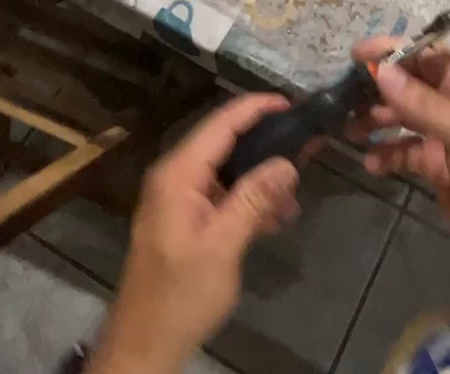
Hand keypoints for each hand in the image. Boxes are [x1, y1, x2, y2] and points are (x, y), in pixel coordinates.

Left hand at [91, 95, 302, 373]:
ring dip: (260, 176)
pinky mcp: (185, 219)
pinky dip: (248, 199)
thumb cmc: (180, 295)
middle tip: (306, 142)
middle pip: (225, 141)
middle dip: (266, 140)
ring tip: (297, 188)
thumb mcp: (222, 246)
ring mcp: (178, 198)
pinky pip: (221, 193)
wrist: (143, 347)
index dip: (257, 107)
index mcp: (178, 173)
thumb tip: (287, 162)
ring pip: (227, 169)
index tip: (294, 103)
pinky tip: (275, 216)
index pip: (221, 123)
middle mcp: (175, 176)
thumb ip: (254, 199)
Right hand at [348, 39, 449, 283]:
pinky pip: (406, 154)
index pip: (425, 56)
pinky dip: (388, 156)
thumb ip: (421, 103)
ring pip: (403, 119)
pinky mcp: (440, 170)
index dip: (391, 52)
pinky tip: (371, 164)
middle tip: (342, 98)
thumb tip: (381, 70)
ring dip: (377, 122)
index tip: (355, 54)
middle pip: (410, 86)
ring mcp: (447, 139)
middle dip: (378, 89)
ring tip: (348, 130)